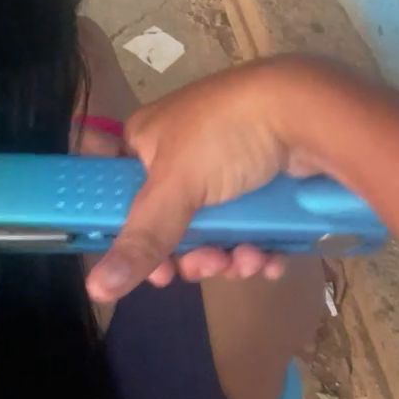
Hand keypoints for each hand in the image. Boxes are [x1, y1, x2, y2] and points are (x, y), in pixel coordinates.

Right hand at [86, 58, 340, 300]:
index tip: (150, 270)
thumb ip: (141, 239)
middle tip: (206, 267)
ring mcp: (224, 164)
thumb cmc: (224, 135)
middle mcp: (181, 150)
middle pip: (171, 220)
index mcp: (147, 138)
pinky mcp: (262, 178)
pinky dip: (257, 246)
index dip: (131, 233)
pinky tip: (270, 258)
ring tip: (247, 259)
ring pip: (214, 229)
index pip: (123, 191)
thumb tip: (96, 289)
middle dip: (191, 254)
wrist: (303, 110)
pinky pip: (248, 225)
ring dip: (229, 256)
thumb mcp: (176, 186)